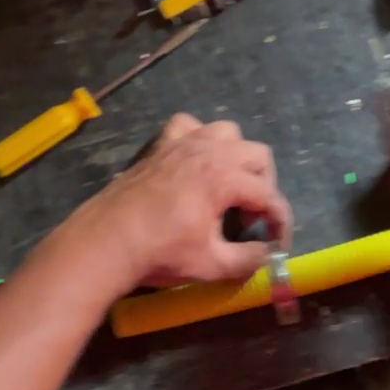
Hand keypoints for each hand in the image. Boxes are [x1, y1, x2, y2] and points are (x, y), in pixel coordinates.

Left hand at [58, 114, 292, 292]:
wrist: (108, 240)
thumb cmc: (160, 252)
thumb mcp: (212, 265)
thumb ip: (248, 259)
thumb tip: (268, 254)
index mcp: (225, 177)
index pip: (269, 195)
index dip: (281, 221)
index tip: (278, 243)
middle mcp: (209, 150)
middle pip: (257, 155)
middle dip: (263, 185)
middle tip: (251, 216)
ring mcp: (183, 142)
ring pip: (227, 132)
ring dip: (236, 156)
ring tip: (228, 186)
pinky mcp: (161, 144)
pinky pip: (188, 124)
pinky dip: (198, 136)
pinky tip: (195, 159)